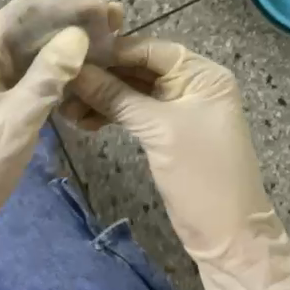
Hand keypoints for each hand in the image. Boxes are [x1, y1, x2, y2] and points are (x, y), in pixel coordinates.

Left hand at [0, 0, 122, 289]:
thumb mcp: (17, 120)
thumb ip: (48, 75)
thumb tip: (78, 34)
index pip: (22, 12)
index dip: (65, 6)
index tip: (105, 10)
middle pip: (26, 29)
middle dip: (68, 24)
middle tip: (114, 27)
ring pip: (28, 54)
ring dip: (63, 49)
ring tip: (105, 49)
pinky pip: (25, 78)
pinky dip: (52, 75)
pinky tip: (80, 80)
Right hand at [70, 38, 289, 289]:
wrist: (229, 240)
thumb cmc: (202, 177)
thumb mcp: (157, 130)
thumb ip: (114, 96)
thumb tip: (73, 69)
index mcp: (201, 73)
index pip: (146, 48)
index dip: (108, 52)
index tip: (67, 56)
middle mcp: (191, 82)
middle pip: (136, 68)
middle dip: (99, 77)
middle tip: (60, 84)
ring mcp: (179, 107)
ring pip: (130, 90)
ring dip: (99, 97)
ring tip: (65, 108)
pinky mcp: (167, 130)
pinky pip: (132, 110)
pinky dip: (109, 113)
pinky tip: (82, 120)